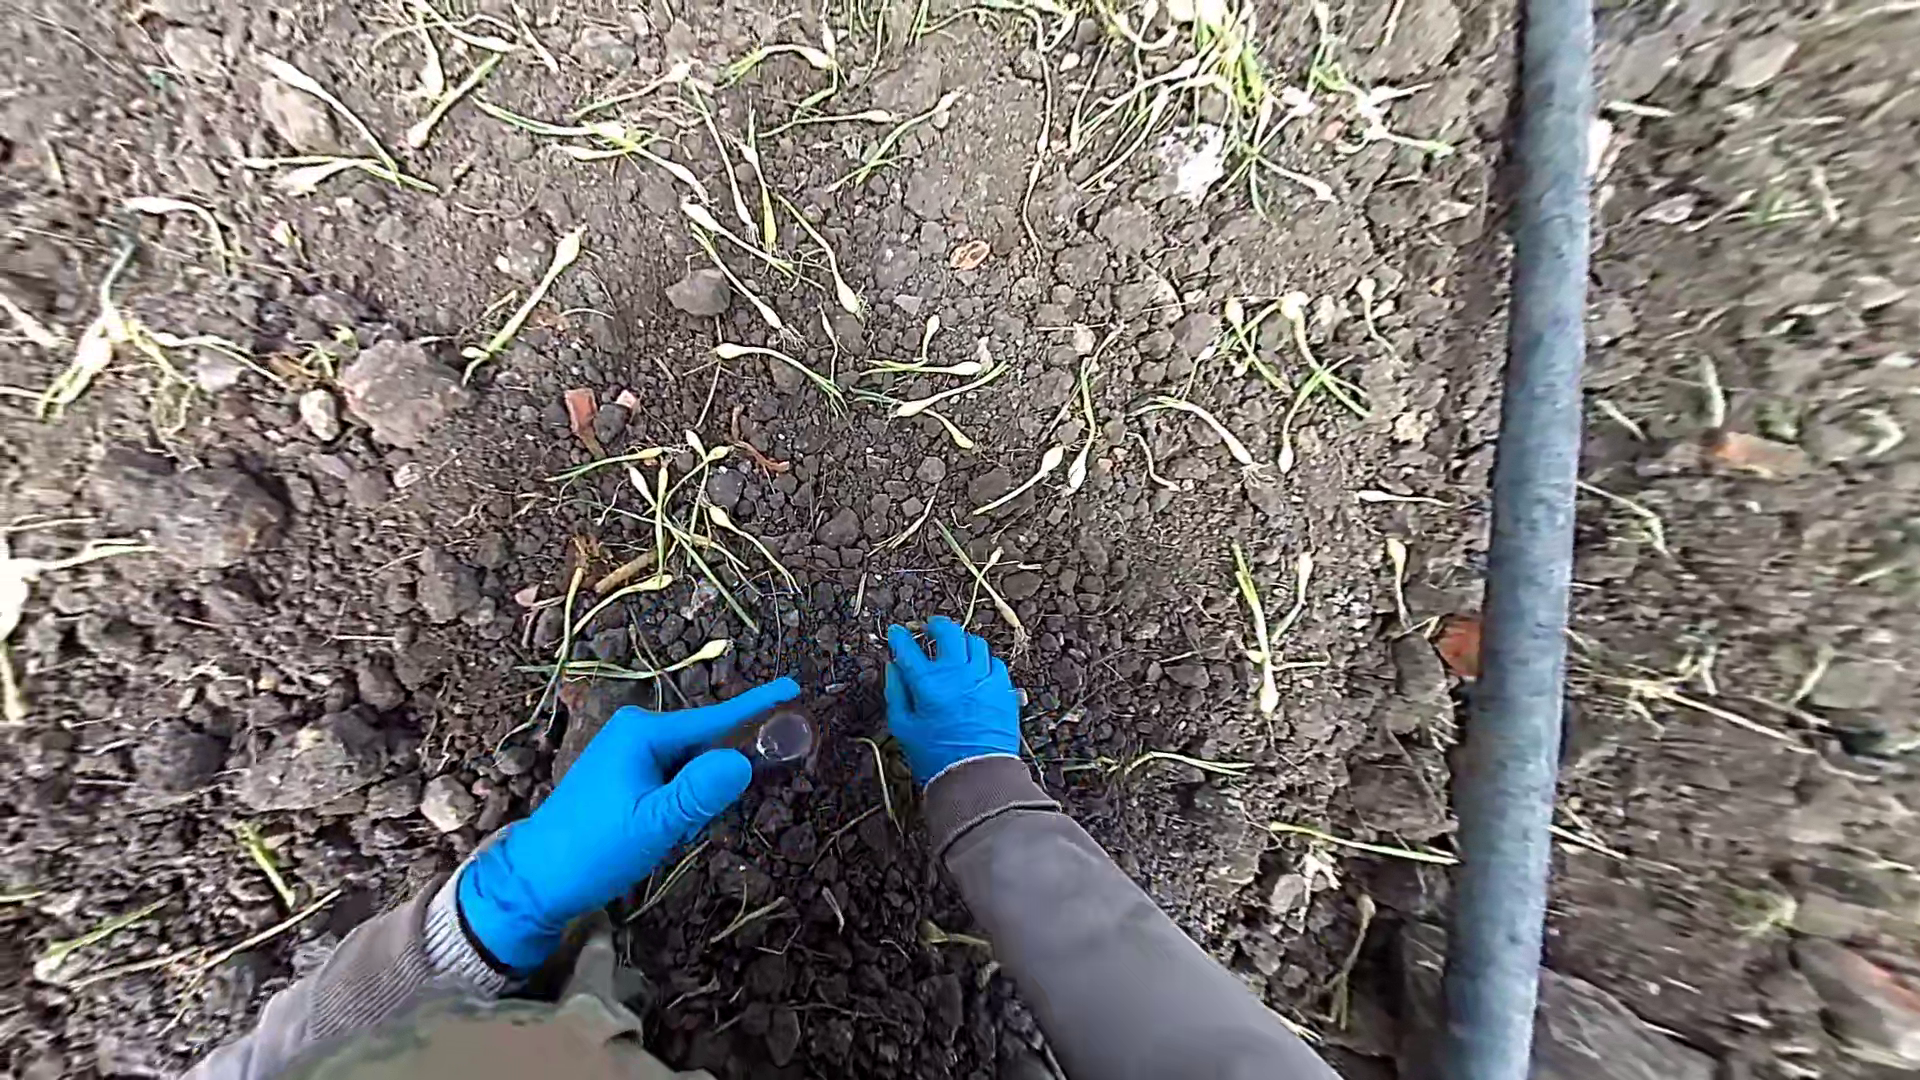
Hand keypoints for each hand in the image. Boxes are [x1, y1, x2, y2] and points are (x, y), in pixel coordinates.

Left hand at [458, 677, 798, 971]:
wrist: (530, 885)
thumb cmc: (589, 850)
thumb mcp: (650, 825)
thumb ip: (697, 793)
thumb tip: (743, 762)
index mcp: (644, 732)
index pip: (714, 718)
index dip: (758, 706)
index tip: (793, 687)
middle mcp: (640, 731)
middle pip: (708, 742)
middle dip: (720, 775)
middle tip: (707, 815)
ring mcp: (634, 750)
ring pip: (695, 762)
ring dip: (700, 793)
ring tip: (676, 832)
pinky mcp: (631, 771)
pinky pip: (678, 775)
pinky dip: (686, 798)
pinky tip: (670, 827)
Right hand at [885, 616, 1020, 785]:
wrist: (978, 777)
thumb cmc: (937, 757)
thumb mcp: (903, 727)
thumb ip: (896, 692)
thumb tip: (894, 668)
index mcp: (928, 683)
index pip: (908, 647)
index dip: (900, 636)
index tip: (898, 633)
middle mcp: (957, 673)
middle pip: (948, 631)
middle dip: (936, 625)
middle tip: (930, 628)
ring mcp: (983, 677)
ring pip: (974, 642)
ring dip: (962, 642)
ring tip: (955, 649)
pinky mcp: (1003, 687)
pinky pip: (994, 662)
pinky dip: (983, 662)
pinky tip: (977, 670)